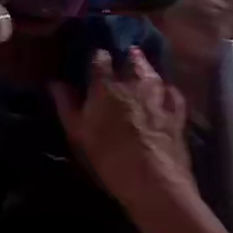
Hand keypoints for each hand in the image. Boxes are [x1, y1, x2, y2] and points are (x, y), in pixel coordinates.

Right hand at [50, 48, 191, 205]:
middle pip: (133, 62)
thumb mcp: (77, 132)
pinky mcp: (177, 116)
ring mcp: (158, 99)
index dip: (99, 56)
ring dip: (148, 67)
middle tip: (128, 51)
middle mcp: (134, 86)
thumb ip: (66, 104)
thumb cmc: (107, 155)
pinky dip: (169, 89)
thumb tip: (54, 82)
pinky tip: (167, 90)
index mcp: (106, 88)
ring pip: (154, 75)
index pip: (101, 62)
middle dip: (129, 55)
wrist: (153, 181)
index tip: (97, 54)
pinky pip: (174, 95)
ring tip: (144, 64)